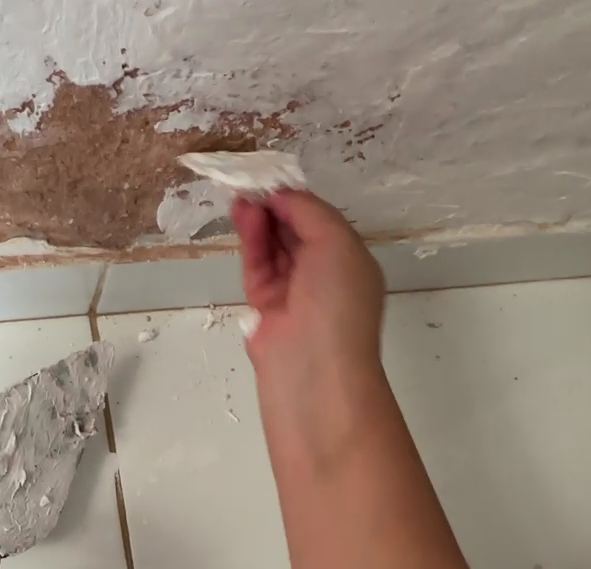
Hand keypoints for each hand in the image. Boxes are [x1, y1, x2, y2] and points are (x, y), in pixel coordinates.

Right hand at [232, 190, 384, 369]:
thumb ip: (308, 213)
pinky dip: (250, 243)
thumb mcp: (336, 243)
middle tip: (251, 183)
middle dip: (275, 208)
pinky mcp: (263, 308)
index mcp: (349, 262)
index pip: (320, 222)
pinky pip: (257, 268)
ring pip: (272, 248)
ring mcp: (291, 293)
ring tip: (241, 198)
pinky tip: (243, 219)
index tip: (274, 178)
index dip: (297, 200)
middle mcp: (321, 276)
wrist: (312, 368)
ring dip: (259, 222)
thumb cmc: (338, 303)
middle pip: (294, 232)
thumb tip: (279, 197)